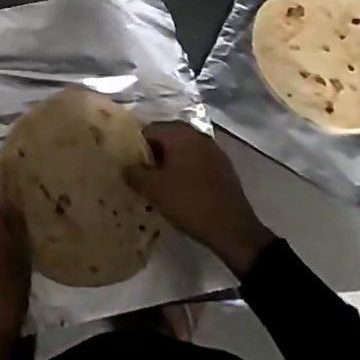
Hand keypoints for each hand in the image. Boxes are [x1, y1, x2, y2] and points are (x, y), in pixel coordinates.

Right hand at [126, 121, 275, 276]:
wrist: (233, 230)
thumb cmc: (189, 202)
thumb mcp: (153, 189)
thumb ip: (133, 172)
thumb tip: (125, 166)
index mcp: (179, 133)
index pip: (147, 129)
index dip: (134, 146)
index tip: (128, 164)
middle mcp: (197, 134)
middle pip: (165, 137)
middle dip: (152, 153)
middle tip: (141, 174)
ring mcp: (213, 150)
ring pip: (181, 149)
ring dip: (169, 162)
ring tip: (158, 183)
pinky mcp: (223, 167)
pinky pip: (196, 161)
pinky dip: (185, 169)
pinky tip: (180, 188)